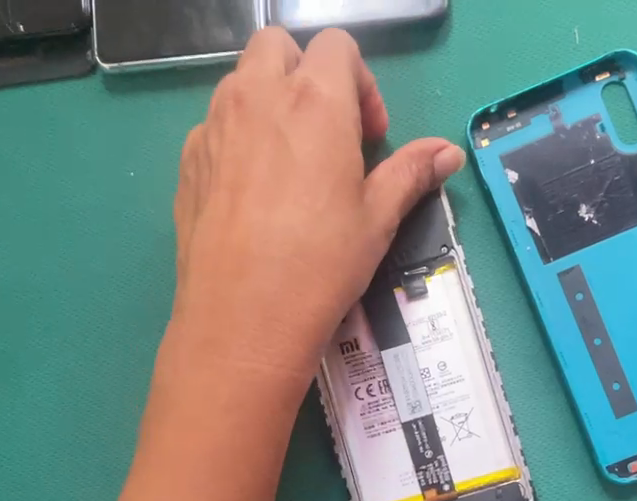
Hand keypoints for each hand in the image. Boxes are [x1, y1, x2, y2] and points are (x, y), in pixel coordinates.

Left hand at [163, 28, 464, 408]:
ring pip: (240, 84)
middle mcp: (256, 96)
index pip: (337, 46)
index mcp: (314, 99)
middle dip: (306, 76)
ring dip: (269, 104)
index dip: (360, 84)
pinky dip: (237, 141)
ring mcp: (214, 127)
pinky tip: (253, 198)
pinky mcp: (188, 163)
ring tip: (289, 168)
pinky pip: (214, 128)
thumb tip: (448, 153)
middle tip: (326, 138)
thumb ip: (410, 173)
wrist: (243, 319)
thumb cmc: (321, 266)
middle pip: (278, 47)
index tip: (368, 137)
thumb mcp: (377, 220)